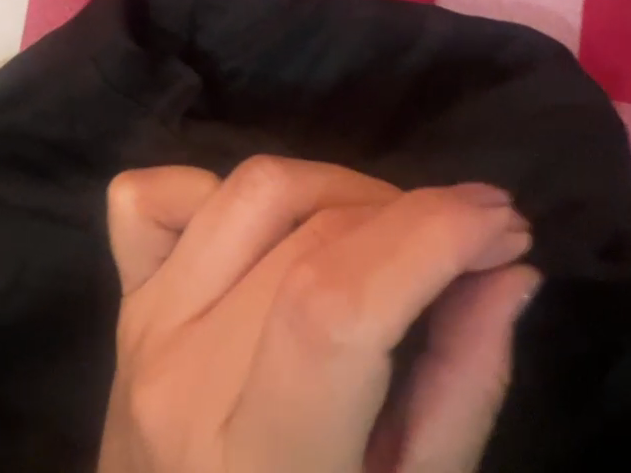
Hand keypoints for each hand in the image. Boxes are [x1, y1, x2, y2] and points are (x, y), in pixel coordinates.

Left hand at [97, 156, 540, 472]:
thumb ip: (459, 390)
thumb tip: (508, 270)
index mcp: (258, 457)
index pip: (331, 304)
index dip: (425, 239)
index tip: (501, 220)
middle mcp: (181, 373)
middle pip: (299, 240)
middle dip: (408, 214)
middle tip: (477, 235)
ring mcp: (142, 326)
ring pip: (240, 195)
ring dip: (334, 187)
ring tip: (391, 228)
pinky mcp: (122, 299)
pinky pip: (145, 199)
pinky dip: (211, 186)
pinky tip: (271, 226)